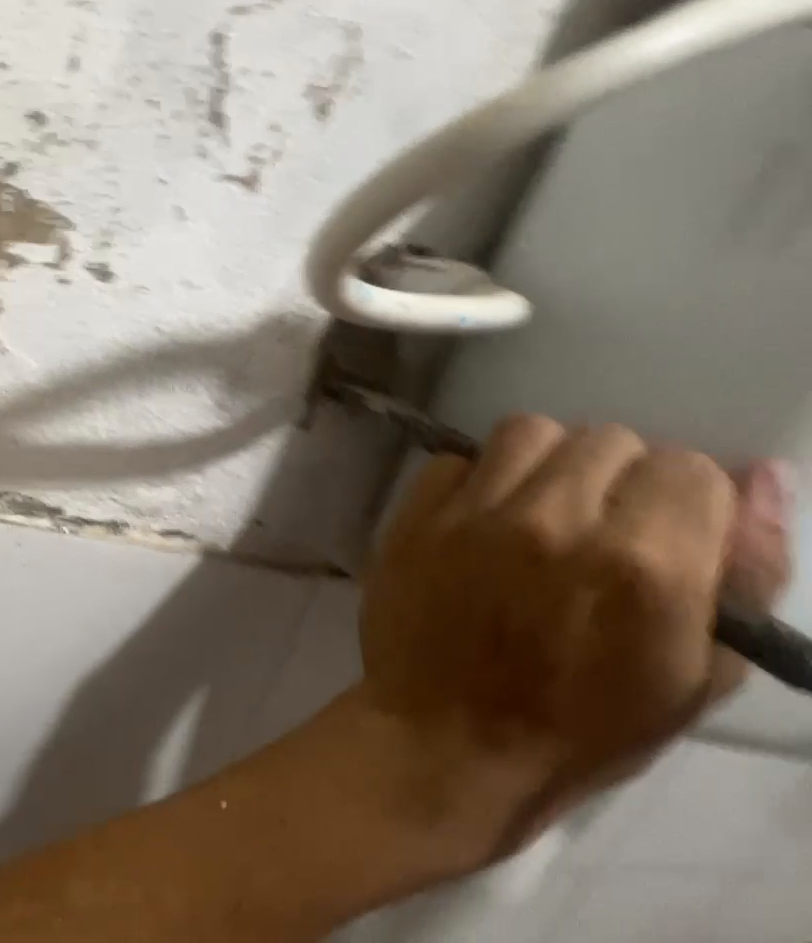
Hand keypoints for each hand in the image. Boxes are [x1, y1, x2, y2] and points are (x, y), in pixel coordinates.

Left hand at [356, 416, 792, 859]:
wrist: (447, 738)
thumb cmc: (584, 724)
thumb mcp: (700, 669)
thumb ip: (743, 568)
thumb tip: (759, 476)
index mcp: (643, 564)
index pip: (689, 468)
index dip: (686, 499)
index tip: (666, 534)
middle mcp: (555, 521)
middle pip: (607, 440)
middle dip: (619, 477)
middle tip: (602, 526)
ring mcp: (472, 514)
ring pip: (528, 432)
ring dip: (547, 462)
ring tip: (542, 511)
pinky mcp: (412, 517)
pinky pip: (454, 460)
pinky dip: (475, 480)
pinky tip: (480, 521)